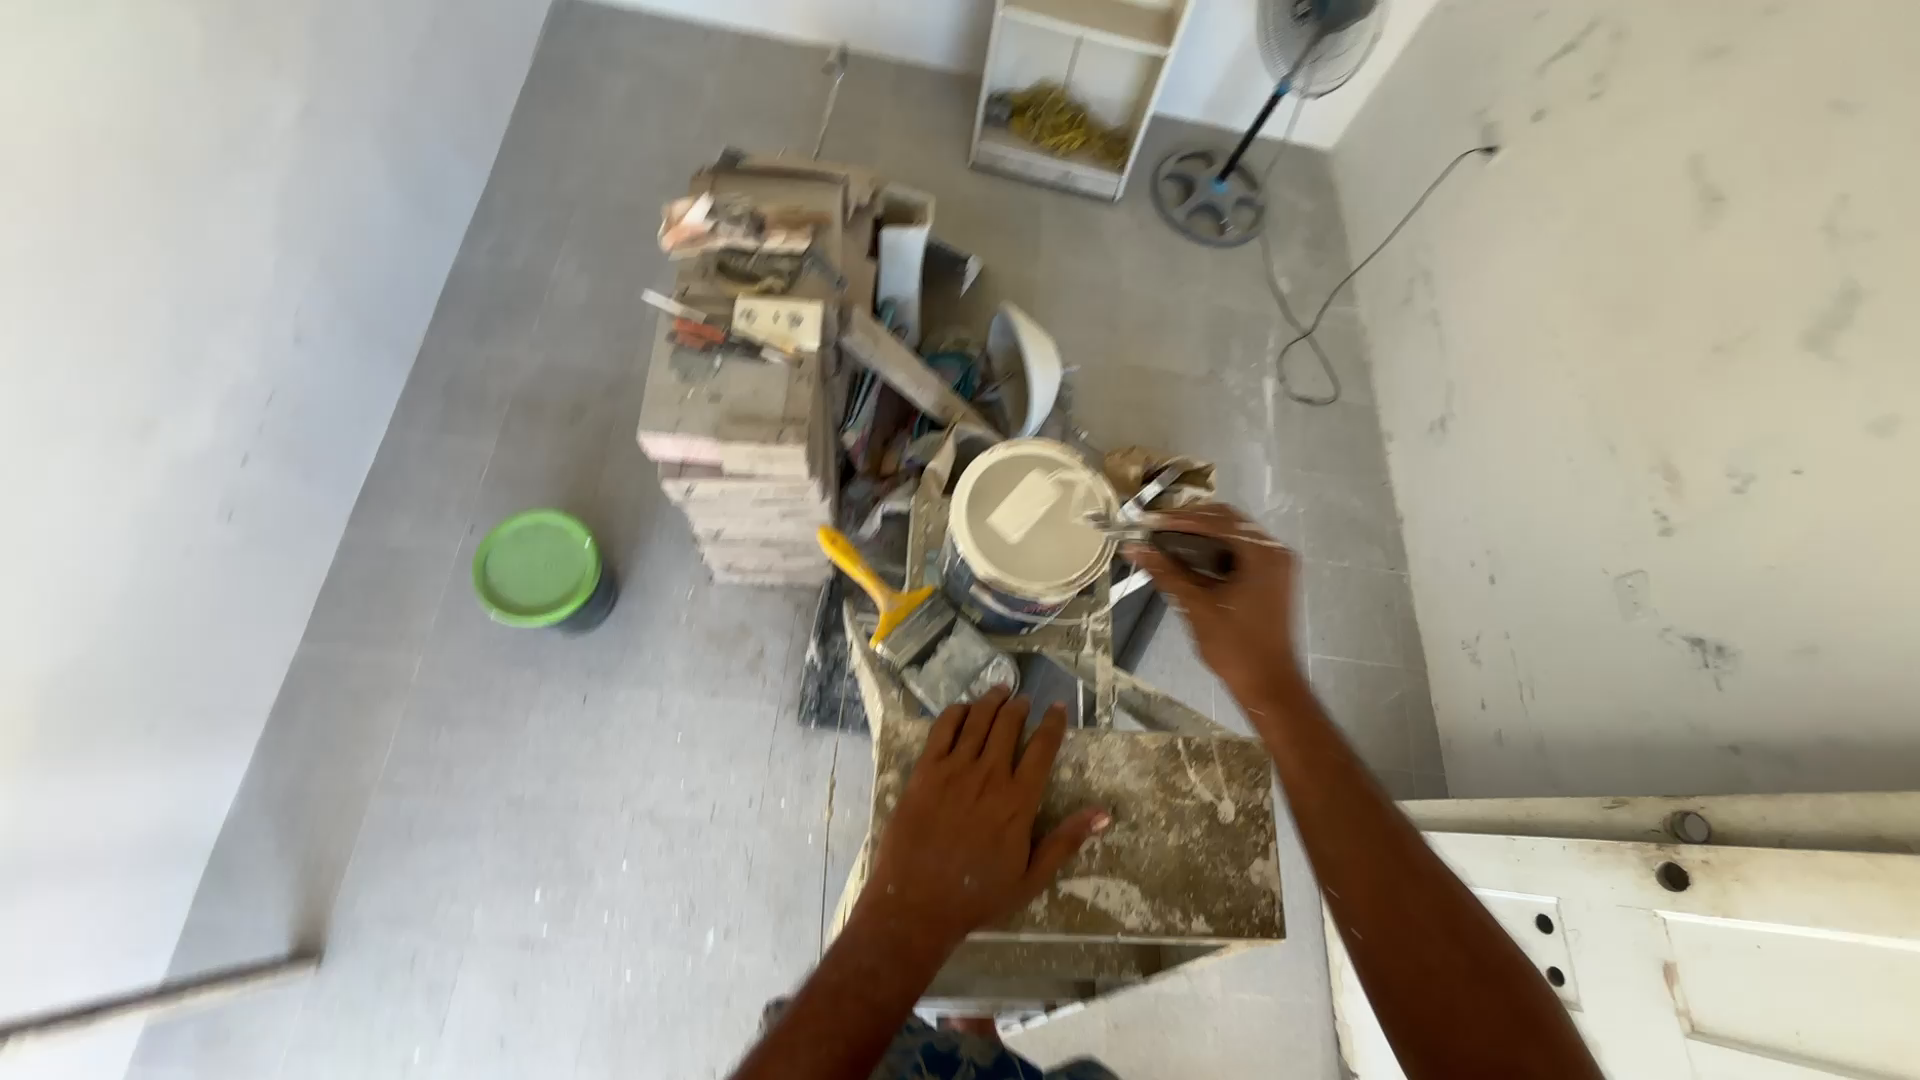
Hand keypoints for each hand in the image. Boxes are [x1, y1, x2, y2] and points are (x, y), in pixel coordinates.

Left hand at [857, 687, 1109, 953]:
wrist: (917, 904)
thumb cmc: (977, 897)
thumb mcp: (1031, 877)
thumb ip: (1066, 841)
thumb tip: (1103, 813)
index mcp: (1018, 801)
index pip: (1042, 748)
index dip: (1052, 723)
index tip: (1056, 708)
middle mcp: (989, 776)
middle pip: (1008, 725)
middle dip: (1019, 707)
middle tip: (1023, 701)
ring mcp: (954, 770)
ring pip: (977, 720)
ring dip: (991, 701)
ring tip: (999, 691)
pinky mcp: (924, 771)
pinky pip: (942, 729)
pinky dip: (956, 712)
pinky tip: (962, 708)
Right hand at [1124, 503, 1303, 704]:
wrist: (1268, 684)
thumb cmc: (1234, 647)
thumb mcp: (1195, 605)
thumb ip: (1165, 571)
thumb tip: (1133, 546)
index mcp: (1263, 554)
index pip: (1218, 520)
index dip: (1180, 518)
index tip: (1149, 523)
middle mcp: (1275, 552)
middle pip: (1228, 522)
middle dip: (1191, 524)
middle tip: (1157, 531)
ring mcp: (1277, 565)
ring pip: (1234, 536)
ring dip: (1202, 537)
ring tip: (1167, 543)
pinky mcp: (1272, 579)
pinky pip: (1241, 553)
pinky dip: (1215, 552)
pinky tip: (1189, 561)